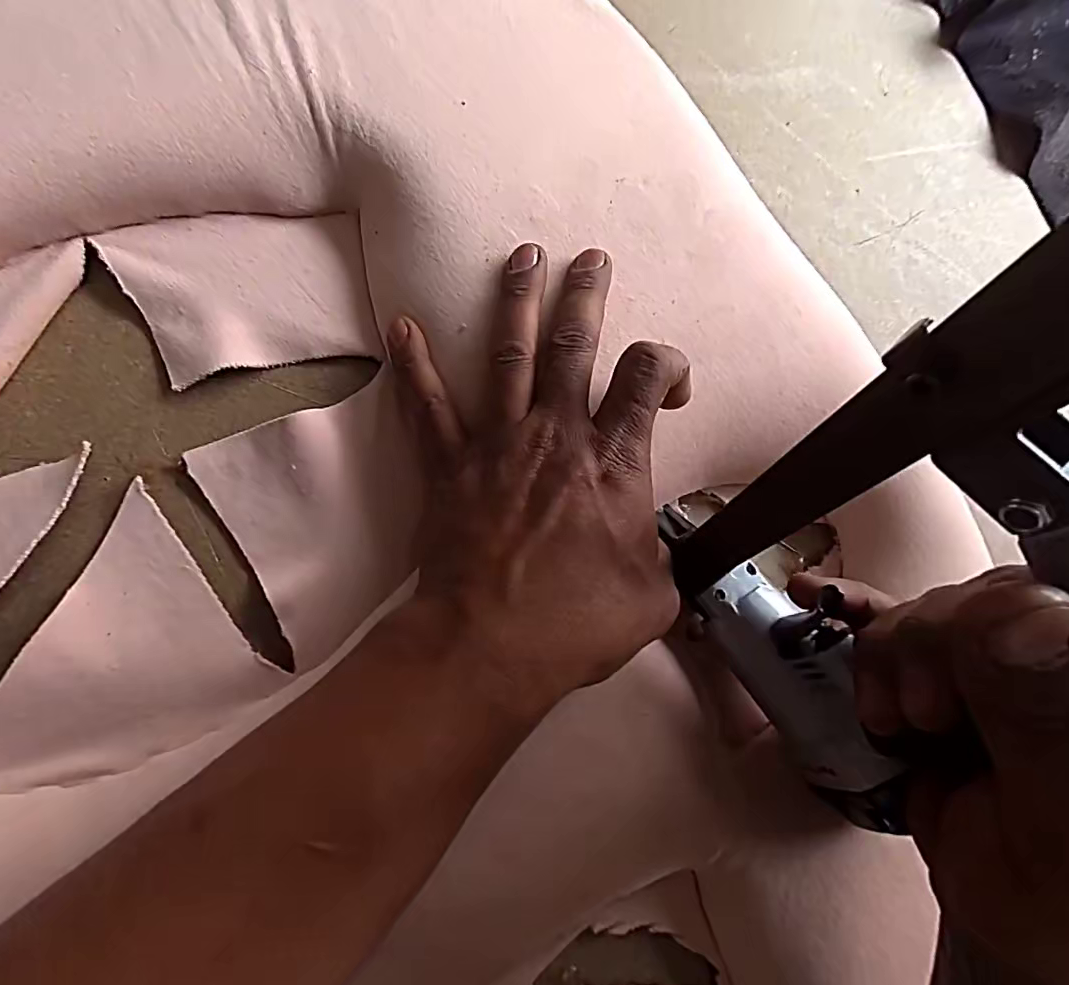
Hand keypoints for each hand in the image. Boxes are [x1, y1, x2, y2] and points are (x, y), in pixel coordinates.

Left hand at [385, 244, 691, 710]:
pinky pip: (428, 407)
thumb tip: (654, 544)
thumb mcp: (651, 596)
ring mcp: (497, 447)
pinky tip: (401, 327)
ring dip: (516, 302)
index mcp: (613, 463)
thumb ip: (659, 556)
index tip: (667, 385)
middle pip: (575, 346)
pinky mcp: (449, 468)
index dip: (667, 364)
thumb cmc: (573, 625)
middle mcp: (555, 438)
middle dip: (586, 297)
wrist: (489, 644)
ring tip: (522, 257)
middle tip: (589, 259)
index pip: (646, 379)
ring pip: (508, 357)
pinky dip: (413, 366)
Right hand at [794, 566, 1068, 984]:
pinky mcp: (977, 676)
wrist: (1043, 950)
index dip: (1055, 607)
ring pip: (953, 603)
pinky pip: (909, 626)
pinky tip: (880, 702)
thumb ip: (1058, 734)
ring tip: (907, 724)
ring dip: (903, 653)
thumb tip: (1030, 609)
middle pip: (1025, 589)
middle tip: (933, 715)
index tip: (987, 660)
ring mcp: (1049, 667)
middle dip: (952, 640)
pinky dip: (875, 649)